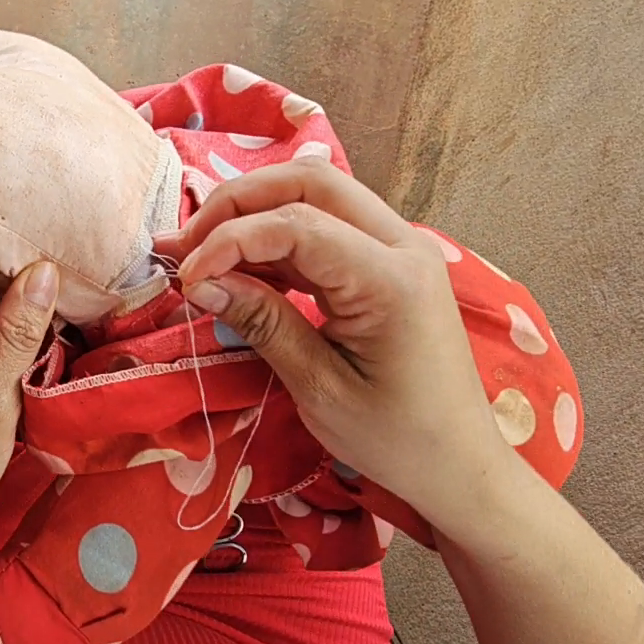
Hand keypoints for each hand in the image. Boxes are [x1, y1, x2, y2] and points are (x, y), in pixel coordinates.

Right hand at [175, 157, 518, 526]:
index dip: (229, 241)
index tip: (185, 278)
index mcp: (390, 280)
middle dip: (238, 202)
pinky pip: (324, 228)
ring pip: (316, 195)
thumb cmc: (393, 437)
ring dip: (253, 215)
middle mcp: (402, 246)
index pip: (296, 224)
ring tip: (200, 253)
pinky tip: (238, 267)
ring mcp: (398, 249)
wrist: (457, 463)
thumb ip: (263, 323)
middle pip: (310, 180)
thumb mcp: (317, 387)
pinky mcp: (386, 265)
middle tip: (187, 244)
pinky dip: (274, 239)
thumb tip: (201, 283)